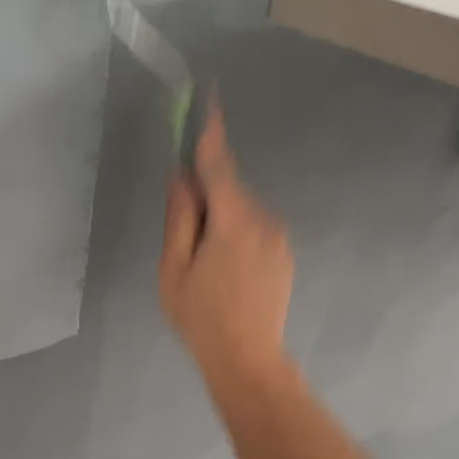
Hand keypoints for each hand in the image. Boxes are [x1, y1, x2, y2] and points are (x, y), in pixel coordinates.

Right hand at [159, 89, 293, 380]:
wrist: (247, 359)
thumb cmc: (200, 317)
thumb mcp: (174, 268)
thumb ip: (179, 218)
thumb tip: (180, 177)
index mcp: (232, 222)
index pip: (219, 166)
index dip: (211, 133)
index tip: (210, 99)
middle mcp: (263, 220)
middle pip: (228, 189)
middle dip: (204, 195)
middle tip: (181, 235)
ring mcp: (278, 237)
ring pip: (240, 210)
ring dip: (219, 219)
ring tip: (202, 265)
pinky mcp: (284, 253)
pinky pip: (253, 228)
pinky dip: (233, 233)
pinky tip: (223, 271)